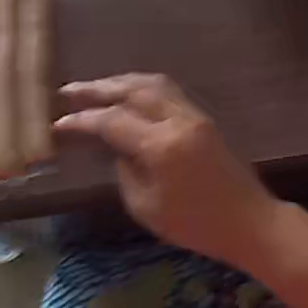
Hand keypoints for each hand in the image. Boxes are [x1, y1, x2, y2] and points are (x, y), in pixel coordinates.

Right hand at [55, 74, 280, 264]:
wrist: (250, 222)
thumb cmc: (196, 225)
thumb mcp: (147, 207)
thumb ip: (125, 172)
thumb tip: (116, 149)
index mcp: (162, 145)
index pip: (113, 121)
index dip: (82, 121)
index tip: (57, 124)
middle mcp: (179, 120)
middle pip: (133, 90)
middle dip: (98, 89)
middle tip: (68, 91)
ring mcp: (196, 116)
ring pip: (154, 84)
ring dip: (122, 82)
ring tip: (96, 89)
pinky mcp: (205, 120)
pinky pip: (169, 92)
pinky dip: (144, 88)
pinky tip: (130, 96)